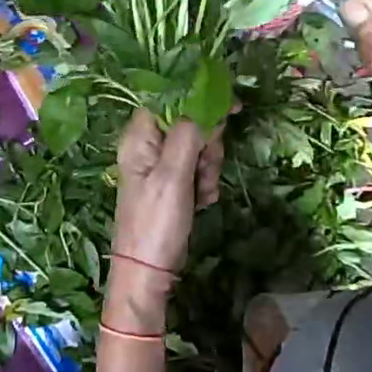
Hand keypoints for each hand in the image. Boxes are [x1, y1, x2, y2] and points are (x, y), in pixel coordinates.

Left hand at [105, 110, 223, 332]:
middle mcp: (147, 145)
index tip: (232, 108)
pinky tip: (203, 199)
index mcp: (139, 136)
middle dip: (208, 143)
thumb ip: (188, 133)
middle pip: (190, 121)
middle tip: (206, 168)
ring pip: (199, 145)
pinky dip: (205, 180)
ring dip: (209, 165)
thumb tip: (206, 100)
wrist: (149, 274)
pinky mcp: (171, 181)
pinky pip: (198, 166)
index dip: (202, 99)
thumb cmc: (156, 224)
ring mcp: (159, 164)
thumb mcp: (173, 175)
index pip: (172, 98)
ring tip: (202, 192)